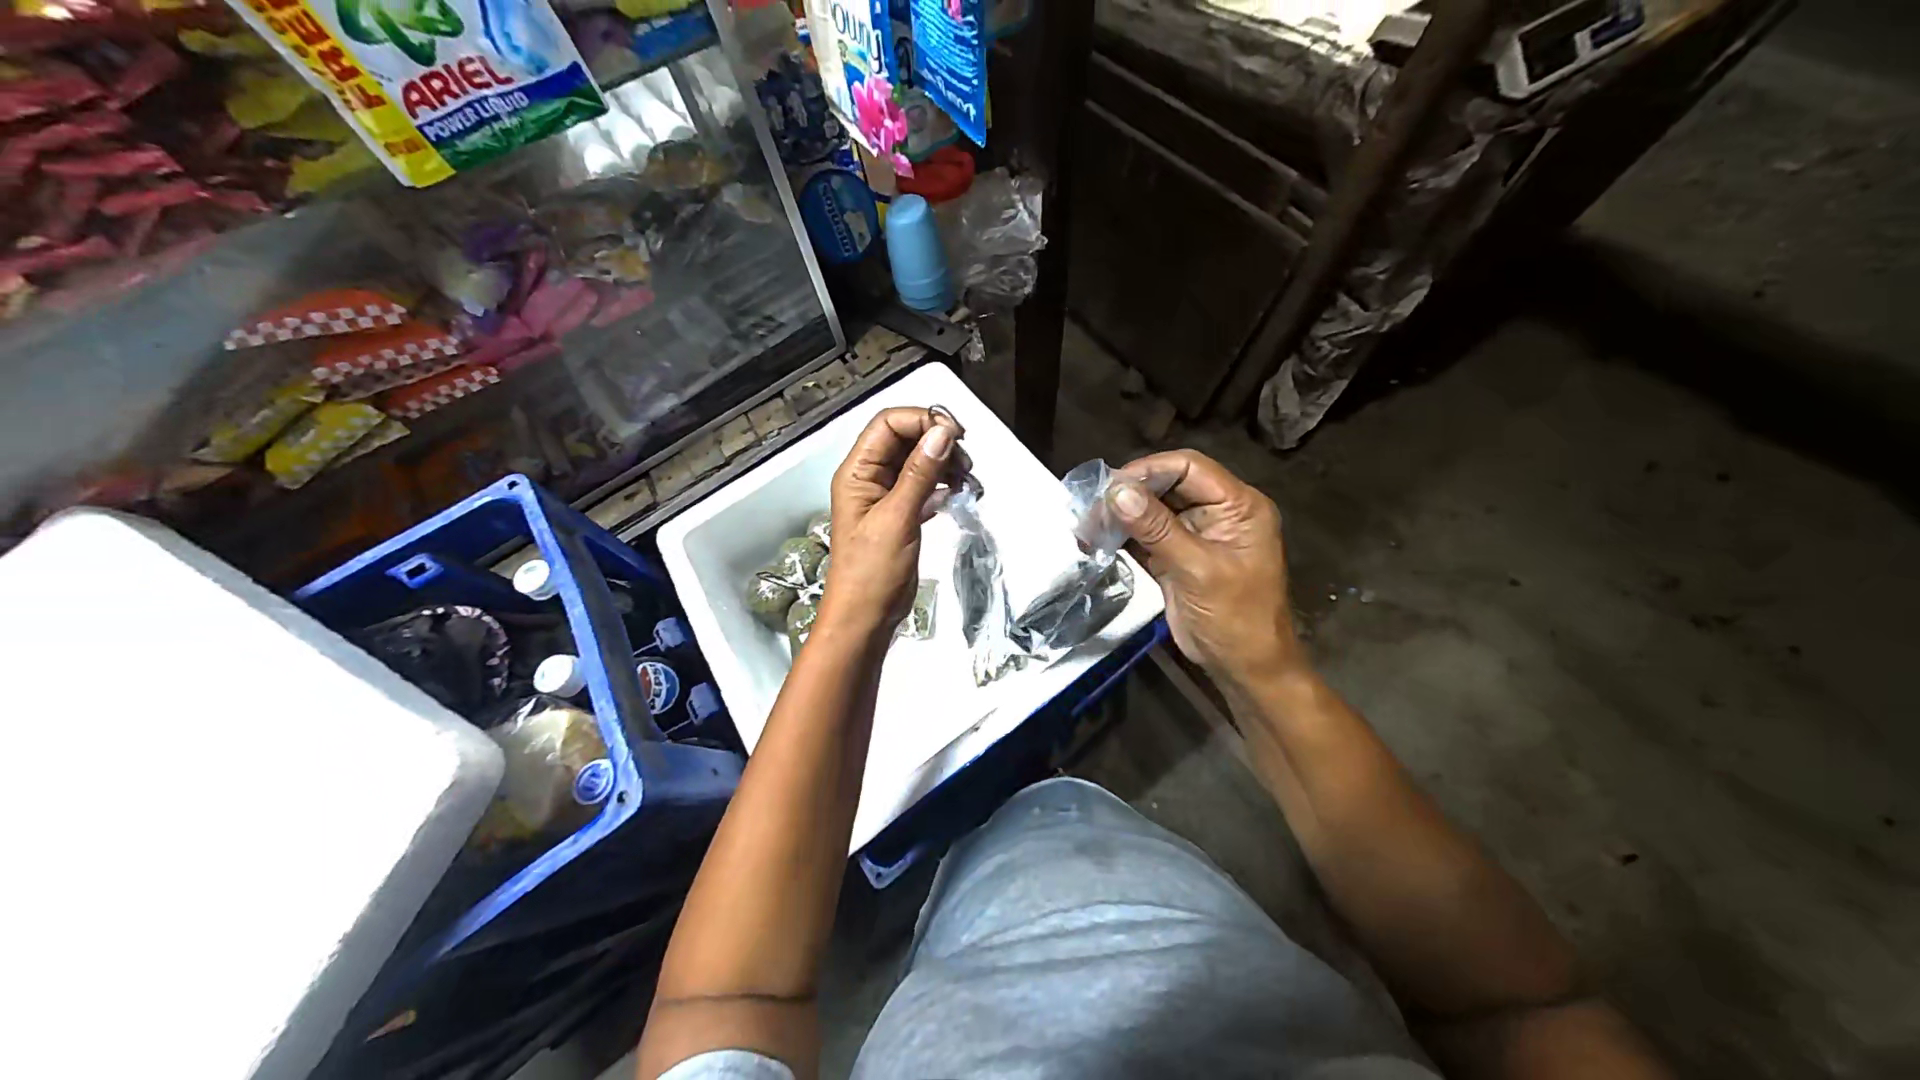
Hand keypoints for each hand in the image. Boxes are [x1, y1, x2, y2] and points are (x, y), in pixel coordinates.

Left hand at [818, 407, 964, 637]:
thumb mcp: (897, 518)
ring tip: (966, 480)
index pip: (888, 424)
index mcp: (858, 471)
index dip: (922, 420)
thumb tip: (943, 432)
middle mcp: (870, 477)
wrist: (865, 617)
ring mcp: (886, 496)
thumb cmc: (872, 571)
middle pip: (905, 438)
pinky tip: (956, 494)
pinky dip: (942, 484)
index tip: (956, 434)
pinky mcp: (901, 513)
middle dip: (937, 441)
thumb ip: (920, 473)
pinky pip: (923, 485)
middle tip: (966, 461)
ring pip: (918, 461)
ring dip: (944, 463)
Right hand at [1108, 450, 1303, 683]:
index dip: (1148, 470)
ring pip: (1152, 508)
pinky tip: (1096, 539)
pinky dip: (1122, 535)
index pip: (1189, 467)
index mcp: (1238, 506)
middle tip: (1090, 506)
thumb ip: (1157, 528)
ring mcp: (1196, 534)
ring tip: (1087, 524)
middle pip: (1167, 484)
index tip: (1110, 486)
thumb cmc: (1235, 618)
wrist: (1244, 667)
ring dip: (1120, 514)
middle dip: (1128, 493)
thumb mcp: (1197, 569)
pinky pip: (1146, 534)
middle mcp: (1218, 512)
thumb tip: (1116, 491)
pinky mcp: (1176, 555)